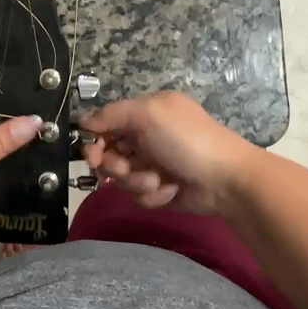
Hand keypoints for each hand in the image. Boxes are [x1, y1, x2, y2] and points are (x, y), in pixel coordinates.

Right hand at [78, 91, 262, 215]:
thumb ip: (111, 114)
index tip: (93, 156)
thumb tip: (82, 121)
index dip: (95, 142)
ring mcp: (154, 164)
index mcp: (146, 113)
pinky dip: (153, 195)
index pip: (105, 125)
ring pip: (121, 178)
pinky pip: (138, 196)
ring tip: (158, 181)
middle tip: (128, 169)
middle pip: (108, 154)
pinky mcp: (160, 190)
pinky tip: (171, 191)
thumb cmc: (187, 140)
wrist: (226, 180)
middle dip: (117, 165)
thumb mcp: (148, 114)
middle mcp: (147, 137)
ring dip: (137, 181)